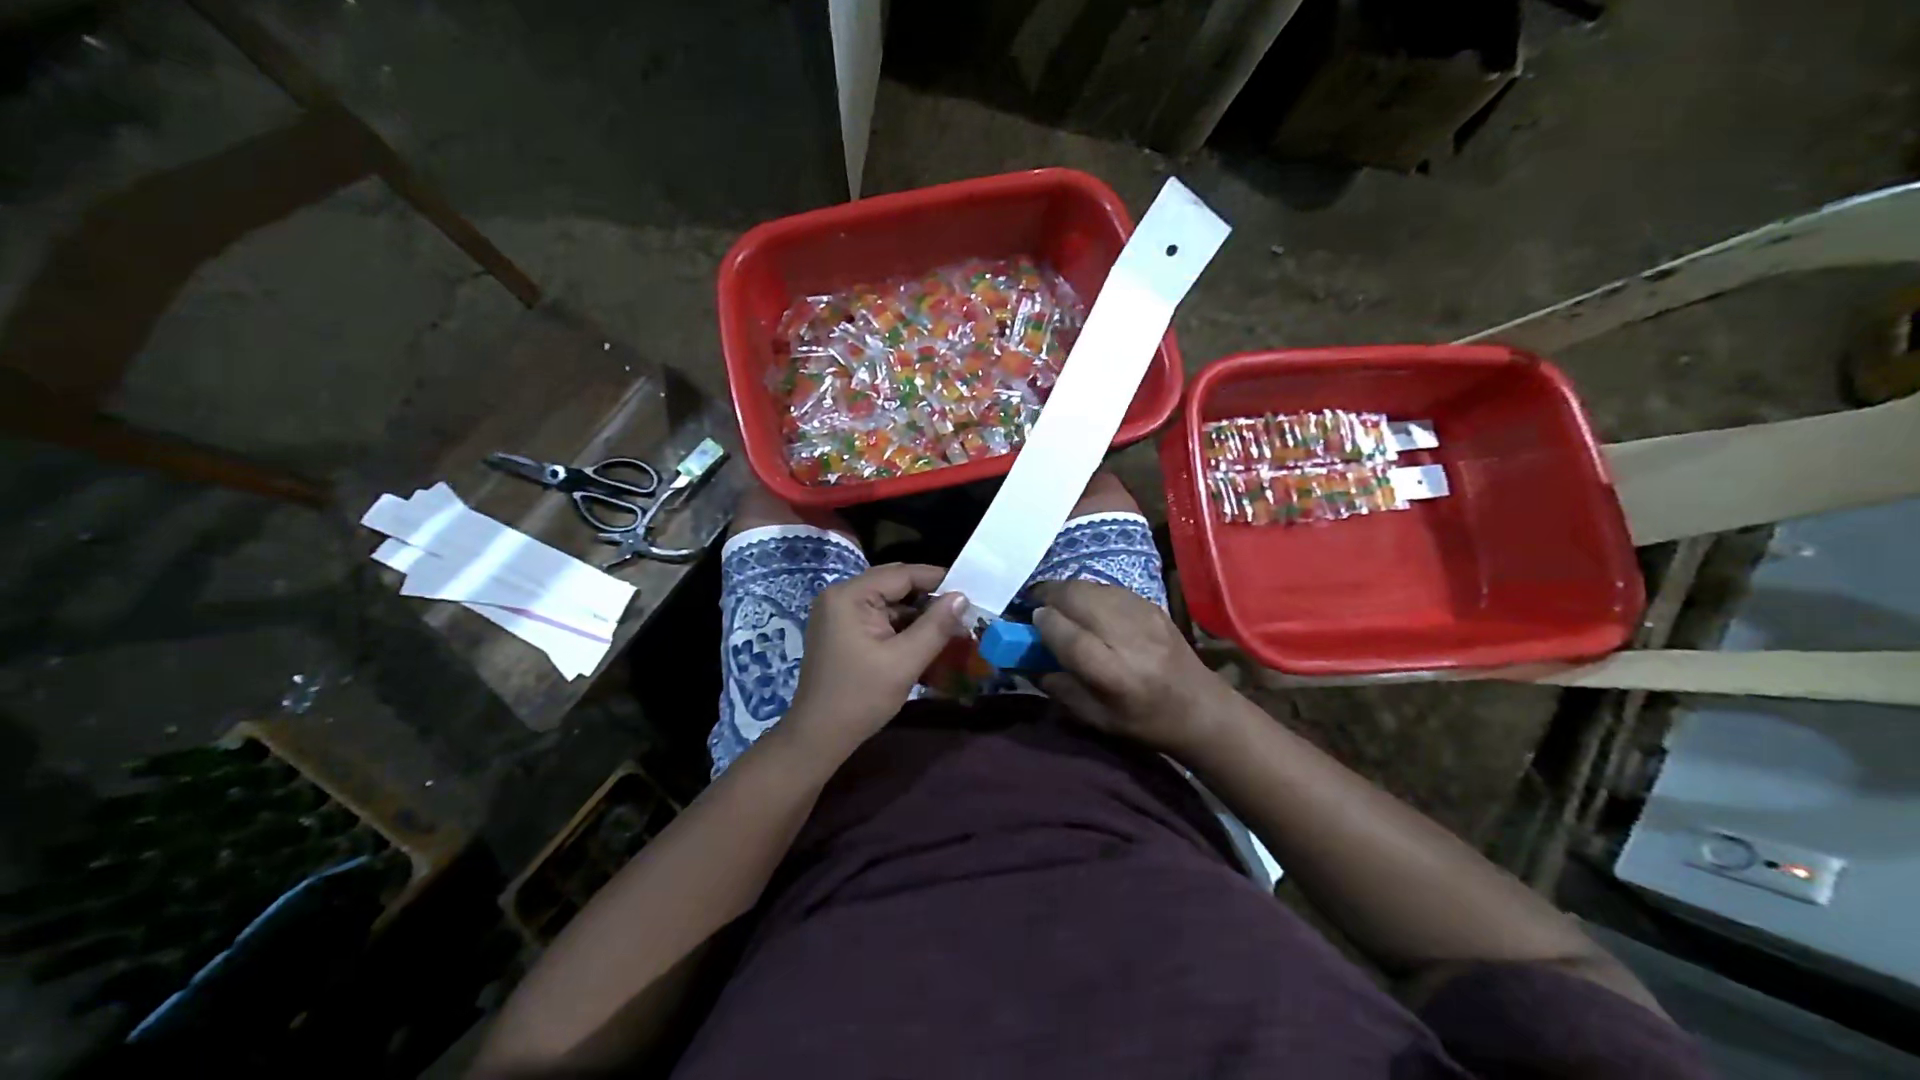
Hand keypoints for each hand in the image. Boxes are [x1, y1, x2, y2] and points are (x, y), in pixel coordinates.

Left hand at [785, 564, 968, 757]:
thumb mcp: (904, 661)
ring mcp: (838, 613)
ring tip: (951, 627)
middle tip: (963, 610)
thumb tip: (962, 597)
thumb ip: (936, 626)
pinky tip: (927, 640)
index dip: (938, 579)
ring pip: (889, 603)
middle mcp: (841, 596)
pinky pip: (879, 618)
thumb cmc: (861, 697)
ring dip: (918, 615)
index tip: (970, 589)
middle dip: (930, 598)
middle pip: (895, 585)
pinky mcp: (842, 631)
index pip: (902, 574)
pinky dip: (902, 627)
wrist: (819, 736)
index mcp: (850, 595)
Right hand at [1030, 581, 1232, 756]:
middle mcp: (1129, 640)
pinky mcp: (1153, 606)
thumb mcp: (1096, 718)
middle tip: (1036, 603)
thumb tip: (1030, 660)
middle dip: (1050, 595)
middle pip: (1079, 598)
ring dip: (1068, 590)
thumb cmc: (1144, 721)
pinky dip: (1090, 592)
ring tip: (1057, 602)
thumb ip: (1060, 688)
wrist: (1201, 708)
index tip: (1031, 619)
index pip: (1070, 637)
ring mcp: (1144, 617)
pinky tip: (1086, 605)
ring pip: (1093, 587)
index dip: (1045, 623)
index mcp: (1115, 675)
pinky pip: (1110, 588)